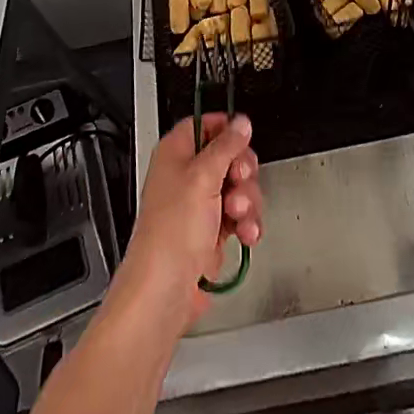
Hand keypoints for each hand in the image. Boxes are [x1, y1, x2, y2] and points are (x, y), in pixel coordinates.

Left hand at [118, 114, 263, 329]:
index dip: (226, 128)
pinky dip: (247, 223)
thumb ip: (227, 146)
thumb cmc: (170, 233)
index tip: (242, 138)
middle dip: (242, 172)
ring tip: (236, 215)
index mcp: (175, 153)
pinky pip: (241, 215)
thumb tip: (241, 124)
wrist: (167, 288)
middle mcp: (186, 176)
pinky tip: (245, 233)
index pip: (204, 124)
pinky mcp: (212, 229)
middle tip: (237, 181)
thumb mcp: (203, 177)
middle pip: (229, 156)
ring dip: (246, 202)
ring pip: (239, 187)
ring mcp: (200, 204)